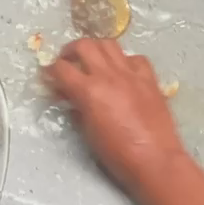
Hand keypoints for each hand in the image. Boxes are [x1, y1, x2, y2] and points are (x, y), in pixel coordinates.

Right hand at [45, 38, 186, 192]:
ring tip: (93, 60)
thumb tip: (69, 97)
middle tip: (67, 60)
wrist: (155, 160)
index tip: (48, 74)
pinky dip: (125, 61)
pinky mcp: (149, 79)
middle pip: (84, 45)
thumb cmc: (117, 154)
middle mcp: (108, 75)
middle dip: (70, 50)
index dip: (50, 70)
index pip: (61, 69)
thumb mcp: (88, 132)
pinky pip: (135, 59)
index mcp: (89, 91)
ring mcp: (131, 74)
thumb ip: (77, 109)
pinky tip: (123, 71)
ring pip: (109, 44)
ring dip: (96, 49)